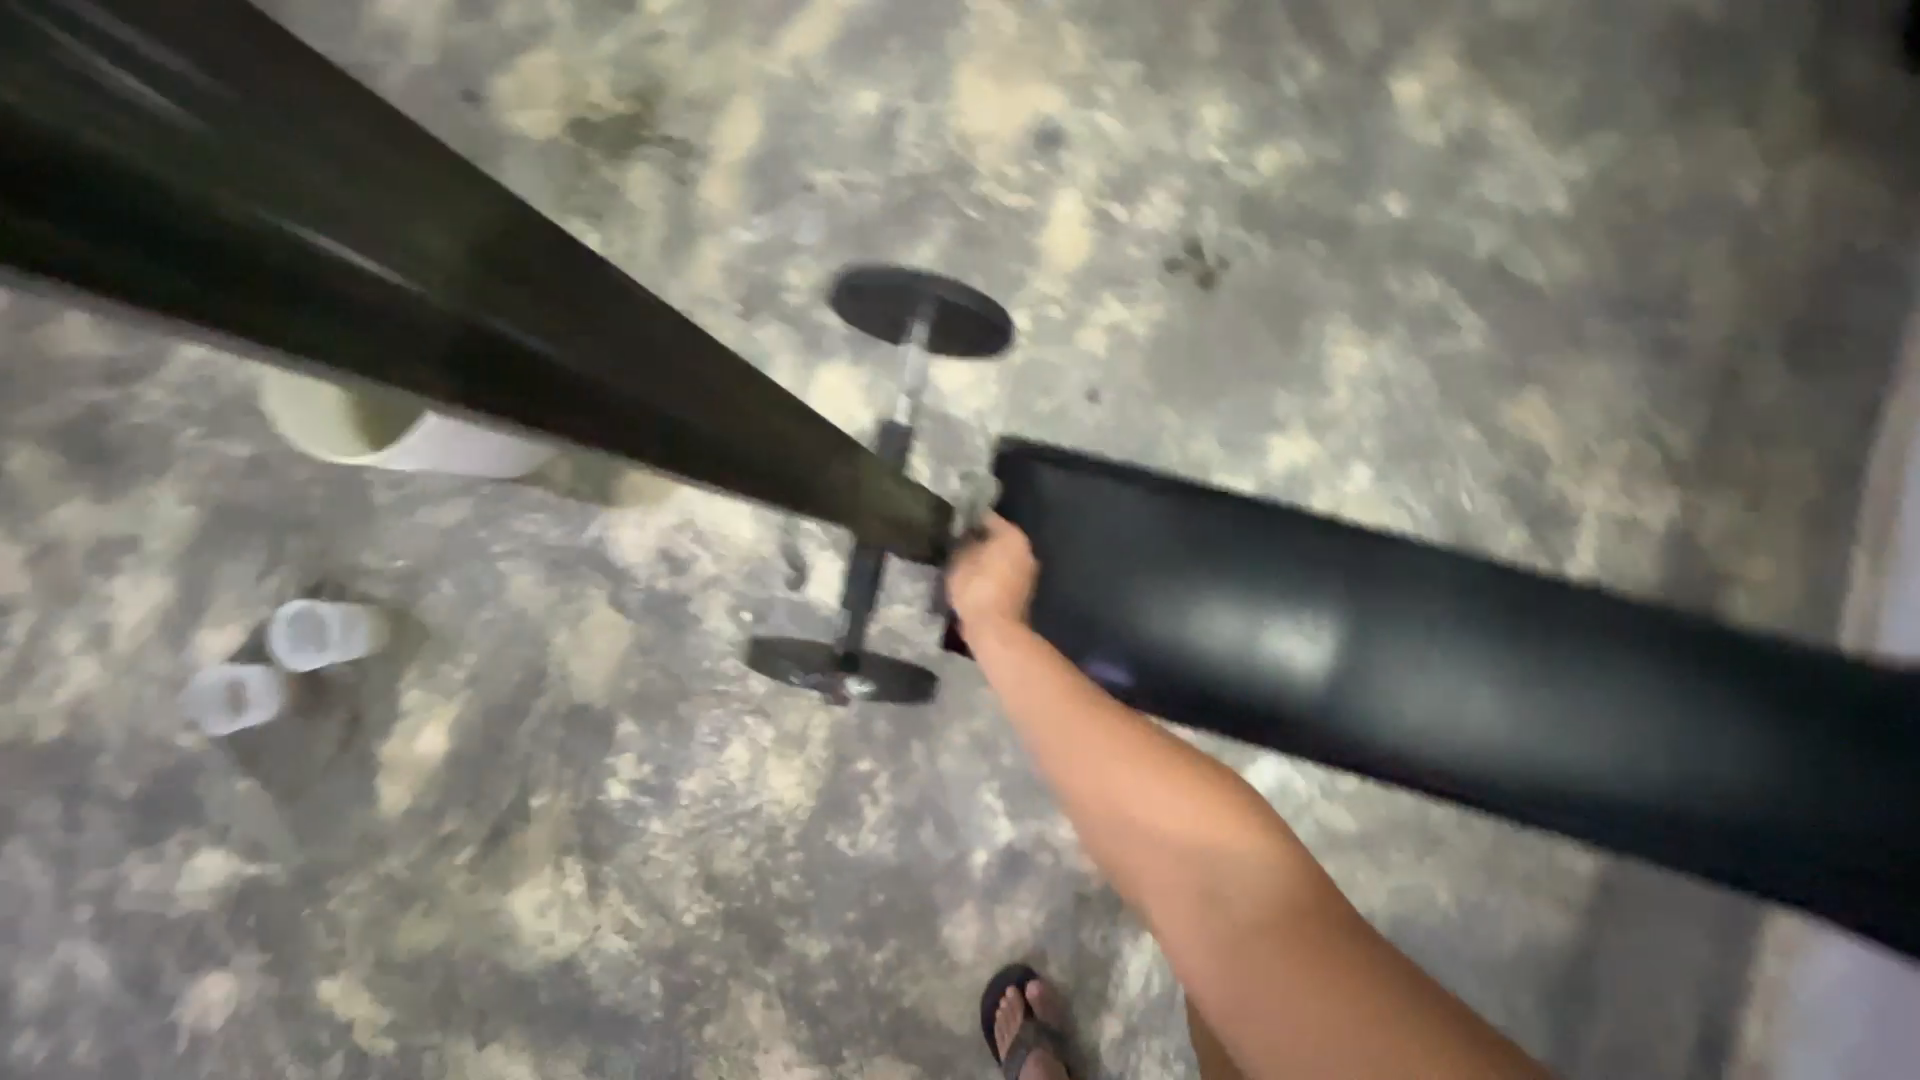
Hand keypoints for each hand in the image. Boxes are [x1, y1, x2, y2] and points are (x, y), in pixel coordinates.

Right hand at [948, 514, 1038, 639]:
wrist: (995, 629)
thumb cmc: (976, 588)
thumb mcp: (959, 560)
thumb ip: (963, 543)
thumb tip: (966, 536)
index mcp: (1013, 536)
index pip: (988, 518)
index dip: (969, 520)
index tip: (953, 523)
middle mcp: (1027, 551)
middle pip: (998, 539)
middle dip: (979, 540)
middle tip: (955, 543)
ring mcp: (1028, 574)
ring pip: (1002, 559)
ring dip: (985, 560)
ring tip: (961, 563)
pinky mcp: (1023, 594)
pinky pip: (1003, 576)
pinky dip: (990, 576)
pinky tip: (973, 580)